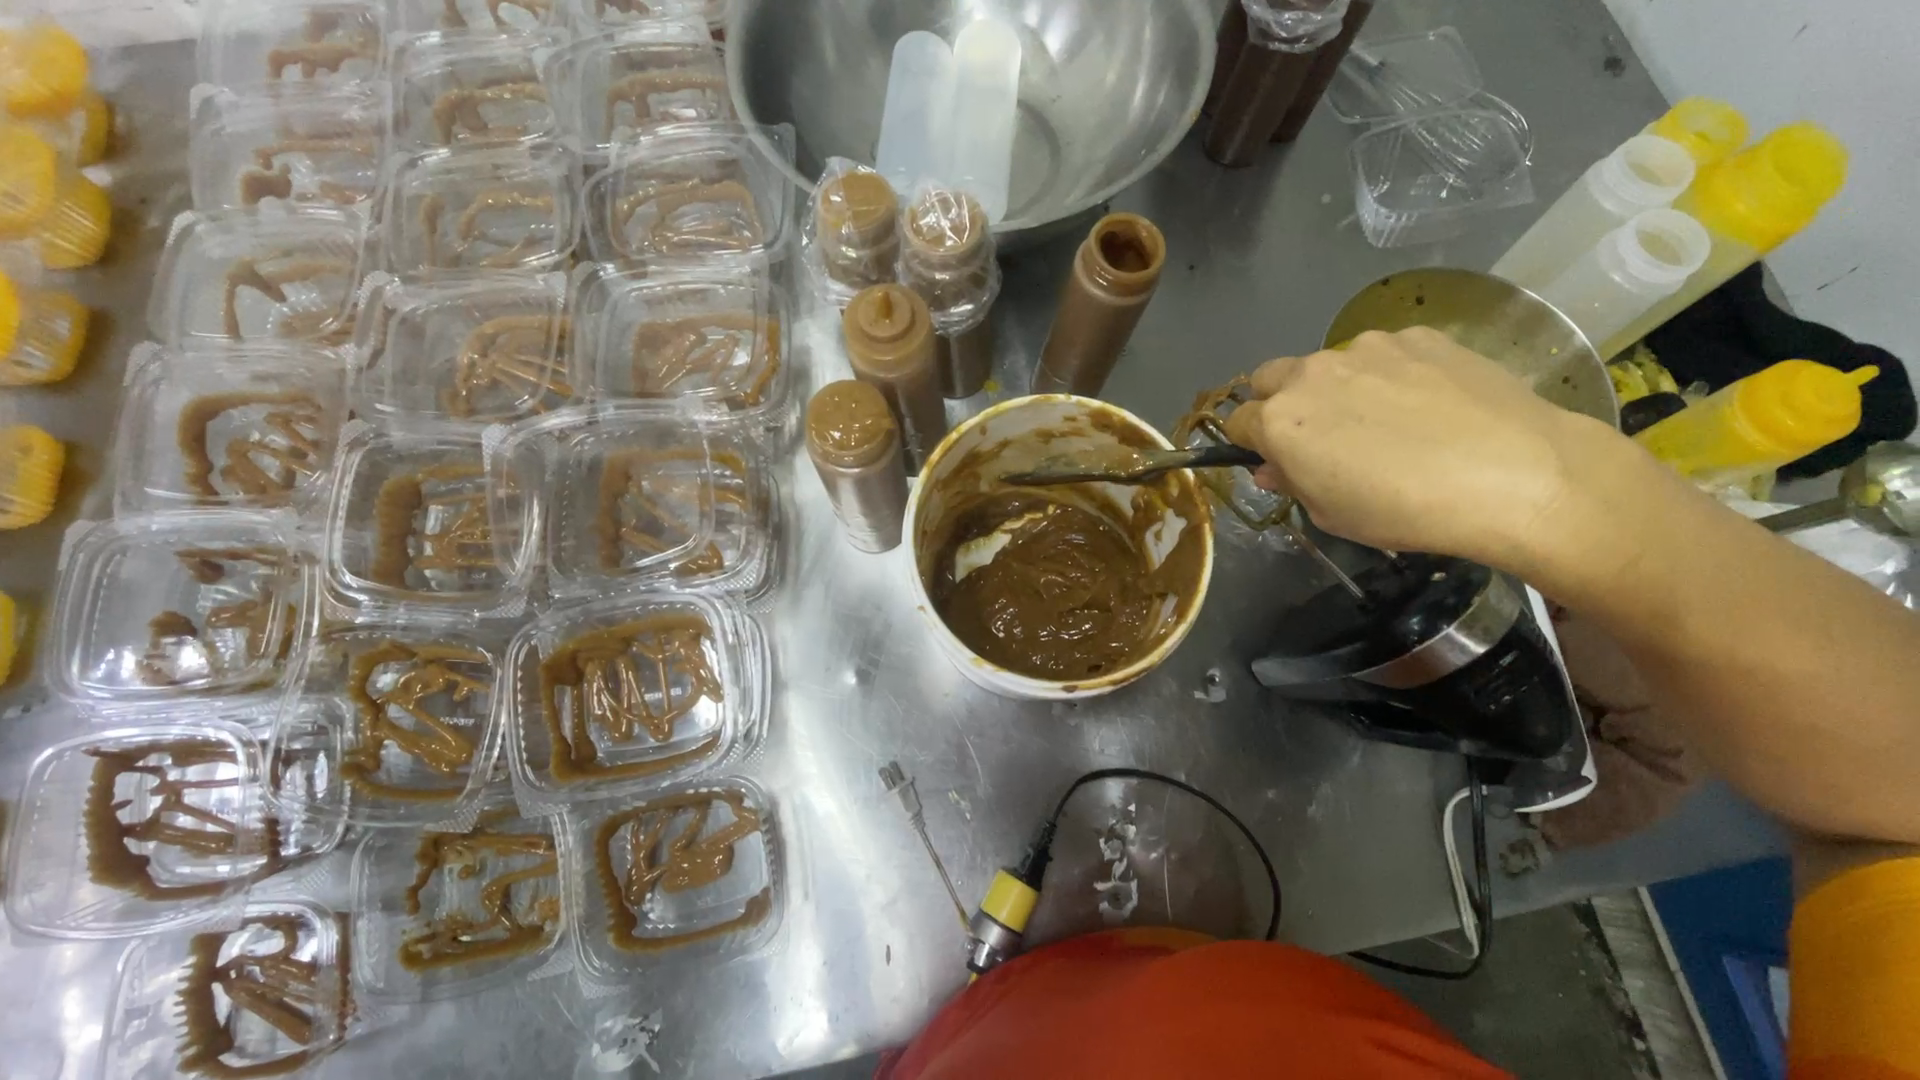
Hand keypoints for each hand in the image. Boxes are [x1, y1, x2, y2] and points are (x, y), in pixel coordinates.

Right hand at [1222, 328, 1622, 568]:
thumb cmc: (1405, 510)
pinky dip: (1391, 375)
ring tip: (1388, 420)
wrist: (1513, 475)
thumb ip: (1292, 482)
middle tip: (1318, 435)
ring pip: (1330, 363)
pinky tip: (1429, 405)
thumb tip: (1274, 465)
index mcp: (1280, 421)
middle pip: (1270, 377)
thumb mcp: (1331, 514)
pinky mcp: (1420, 335)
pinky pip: (1386, 354)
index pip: (1237, 422)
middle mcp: (1312, 373)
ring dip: (1338, 386)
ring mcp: (1368, 347)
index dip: (1250, 443)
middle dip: (1279, 402)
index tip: (1274, 460)